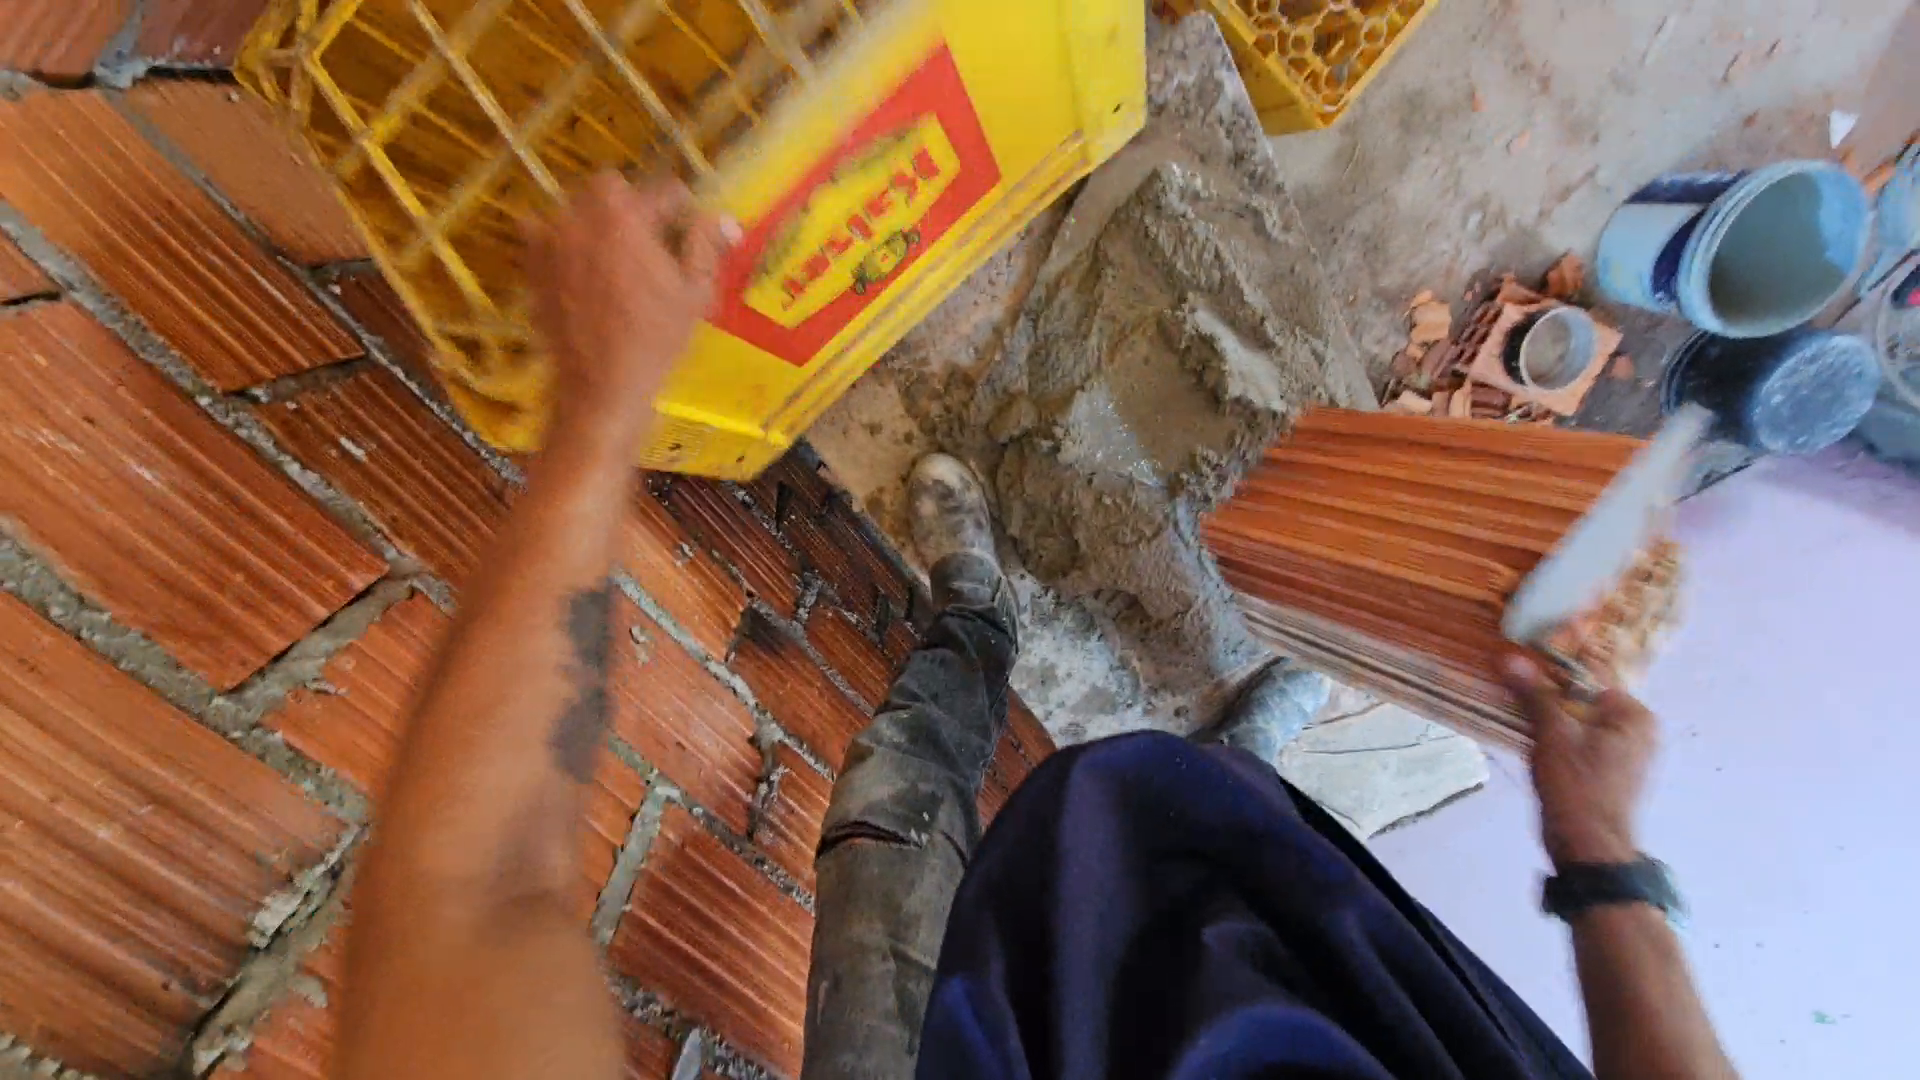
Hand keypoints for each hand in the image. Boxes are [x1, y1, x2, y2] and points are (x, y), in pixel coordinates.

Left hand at [524, 173, 735, 450]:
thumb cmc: (656, 340)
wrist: (602, 384)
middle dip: (634, 208)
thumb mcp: (693, 294)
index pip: (660, 189)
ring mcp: (548, 239)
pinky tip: (584, 272)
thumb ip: (706, 247)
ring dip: (598, 224)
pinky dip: (565, 243)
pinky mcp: (531, 265)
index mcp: (624, 216)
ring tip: (618, 260)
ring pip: (577, 211)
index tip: (690, 226)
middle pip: (611, 191)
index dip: (680, 205)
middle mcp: (579, 215)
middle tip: (653, 244)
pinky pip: (546, 236)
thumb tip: (725, 219)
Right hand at [1499, 652, 1656, 869]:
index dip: (1550, 670)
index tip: (1517, 667)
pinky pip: (1574, 738)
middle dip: (1544, 693)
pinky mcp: (1604, 770)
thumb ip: (1533, 694)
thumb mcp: (1551, 733)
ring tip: (1511, 709)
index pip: (1589, 677)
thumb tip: (1509, 658)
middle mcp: (1637, 731)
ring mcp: (1622, 753)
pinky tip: (1526, 736)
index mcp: (1636, 717)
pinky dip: (1551, 733)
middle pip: (1580, 698)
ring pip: (1575, 719)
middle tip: (1508, 688)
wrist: (1586, 843)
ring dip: (1543, 714)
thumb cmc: (1577, 784)